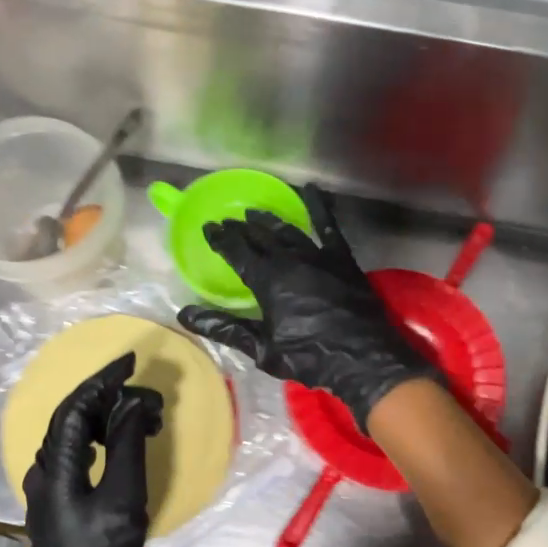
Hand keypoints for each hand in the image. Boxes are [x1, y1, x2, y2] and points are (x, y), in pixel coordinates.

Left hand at [0, 353, 160, 546]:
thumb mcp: (123, 499)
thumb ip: (128, 447)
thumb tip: (133, 403)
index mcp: (55, 464)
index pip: (76, 405)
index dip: (102, 379)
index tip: (131, 362)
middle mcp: (43, 467)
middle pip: (73, 415)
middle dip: (110, 397)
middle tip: (148, 397)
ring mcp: (45, 483)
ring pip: (74, 432)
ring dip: (107, 417)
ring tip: (143, 417)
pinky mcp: (54, 496)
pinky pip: (75, 449)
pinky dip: (100, 436)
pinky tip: (119, 441)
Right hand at [178, 184, 434, 429]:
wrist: (362, 356)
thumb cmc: (308, 356)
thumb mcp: (262, 348)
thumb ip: (226, 328)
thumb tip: (186, 315)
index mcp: (267, 280)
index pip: (237, 252)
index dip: (221, 239)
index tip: (210, 228)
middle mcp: (289, 259)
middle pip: (260, 238)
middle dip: (241, 228)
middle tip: (229, 221)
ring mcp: (317, 255)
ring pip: (287, 230)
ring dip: (269, 221)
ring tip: (255, 213)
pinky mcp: (341, 258)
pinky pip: (328, 226)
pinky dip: (319, 207)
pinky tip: (311, 190)